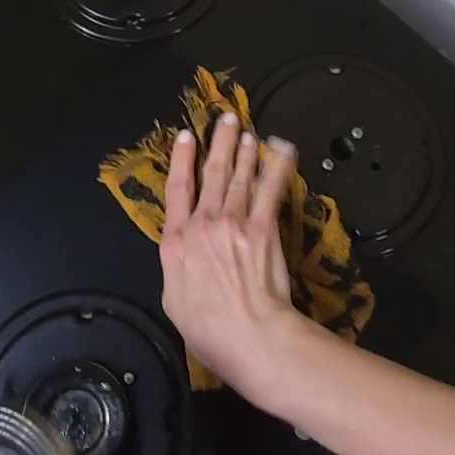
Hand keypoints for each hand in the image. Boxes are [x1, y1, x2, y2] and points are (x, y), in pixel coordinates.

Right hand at [159, 112, 312, 395]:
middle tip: (225, 120)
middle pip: (211, 173)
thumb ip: (176, 266)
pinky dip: (277, 166)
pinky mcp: (264, 227)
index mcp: (177, 241)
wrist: (247, 334)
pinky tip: (282, 149)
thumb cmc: (206, 327)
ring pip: (239, 175)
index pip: (176, 190)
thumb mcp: (172, 298)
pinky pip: (270, 188)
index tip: (184, 137)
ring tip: (247, 131)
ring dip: (244, 150)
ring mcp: (235, 221)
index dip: (180, 160)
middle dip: (218, 143)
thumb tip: (181, 253)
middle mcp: (204, 222)